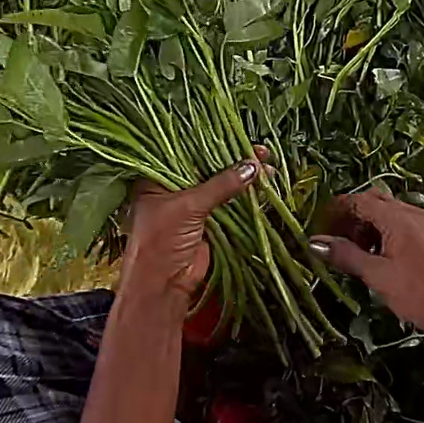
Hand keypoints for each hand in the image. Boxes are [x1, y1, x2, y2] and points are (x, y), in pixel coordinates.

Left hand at [118, 147, 269, 316]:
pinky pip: (230, 202)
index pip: (186, 151)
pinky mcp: (209, 220)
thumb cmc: (160, 241)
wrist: (164, 285)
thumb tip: (251, 167)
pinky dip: (246, 195)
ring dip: (244, 177)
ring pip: (222, 185)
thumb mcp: (188, 206)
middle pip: (208, 167)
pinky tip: (262, 186)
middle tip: (260, 152)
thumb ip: (220, 185)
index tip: (239, 137)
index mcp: (156, 179)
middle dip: (235, 160)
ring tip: (267, 167)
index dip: (213, 143)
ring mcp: (193, 205)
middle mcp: (174, 188)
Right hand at [308, 188, 423, 340]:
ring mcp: (422, 225)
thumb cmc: (417, 293)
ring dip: (366, 224)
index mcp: (399, 218)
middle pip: (374, 201)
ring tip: (351, 249)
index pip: (360, 200)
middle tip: (333, 235)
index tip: (319, 224)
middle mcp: (412, 214)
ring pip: (387, 212)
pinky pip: (399, 224)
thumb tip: (316, 243)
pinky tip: (373, 255)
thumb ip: (346, 255)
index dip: (337, 209)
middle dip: (351, 215)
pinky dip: (381, 232)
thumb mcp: (376, 275)